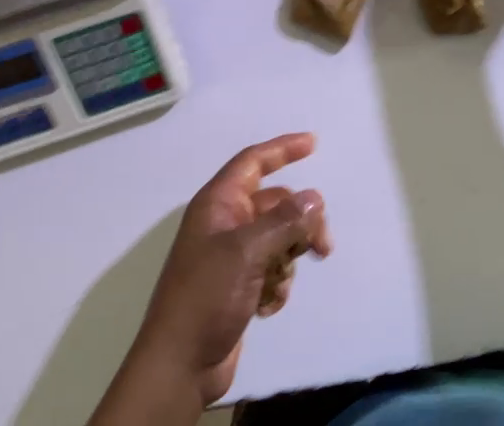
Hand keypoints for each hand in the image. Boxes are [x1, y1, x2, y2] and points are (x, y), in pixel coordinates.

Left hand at [130, 133, 331, 406]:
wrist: (182, 362)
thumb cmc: (206, 296)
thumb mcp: (246, 252)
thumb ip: (284, 221)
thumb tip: (314, 197)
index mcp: (217, 203)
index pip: (253, 162)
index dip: (282, 149)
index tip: (314, 142)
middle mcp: (224, 223)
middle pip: (275, 204)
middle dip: (300, 222)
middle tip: (322, 247)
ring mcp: (231, 256)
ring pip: (278, 239)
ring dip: (287, 260)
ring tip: (277, 284)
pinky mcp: (239, 285)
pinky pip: (273, 270)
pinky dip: (277, 285)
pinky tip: (267, 306)